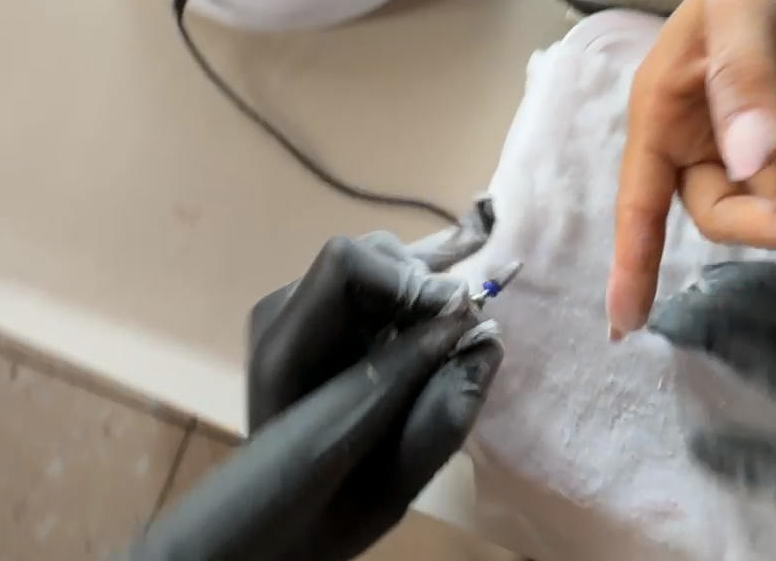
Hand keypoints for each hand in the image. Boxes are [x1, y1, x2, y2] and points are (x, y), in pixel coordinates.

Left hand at [126, 234, 501, 560]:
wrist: (288, 518)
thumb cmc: (335, 506)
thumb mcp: (396, 476)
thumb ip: (444, 409)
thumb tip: (489, 337)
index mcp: (286, 346)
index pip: (345, 265)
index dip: (407, 280)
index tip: (457, 316)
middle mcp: (286, 311)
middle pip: (368, 257)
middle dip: (423, 288)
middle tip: (460, 330)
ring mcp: (300, 305)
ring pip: (378, 263)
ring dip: (422, 292)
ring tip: (447, 330)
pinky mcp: (322, 310)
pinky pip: (375, 279)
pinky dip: (415, 289)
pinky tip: (447, 297)